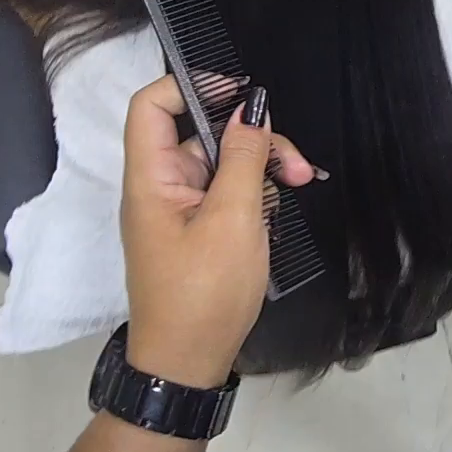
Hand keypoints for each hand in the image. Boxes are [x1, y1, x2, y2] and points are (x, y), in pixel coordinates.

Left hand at [118, 77, 316, 386]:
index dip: (190, 86)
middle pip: (201, 134)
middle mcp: (161, 186)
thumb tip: (251, 108)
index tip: (239, 91)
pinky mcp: (200, 229)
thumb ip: (242, 157)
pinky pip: (227, 192)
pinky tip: (282, 201)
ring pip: (222, 163)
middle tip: (296, 162)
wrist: (188, 366)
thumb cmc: (204, 292)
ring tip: (301, 181)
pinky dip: (256, 191)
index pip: (151, 106)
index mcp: (151, 178)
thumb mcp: (233, 218)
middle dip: (251, 138)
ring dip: (261, 166)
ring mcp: (181, 209)